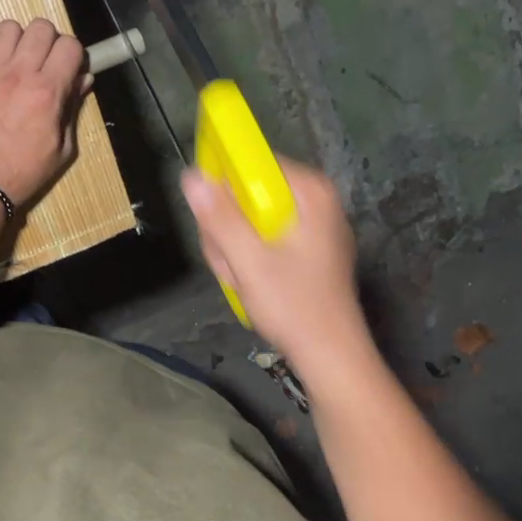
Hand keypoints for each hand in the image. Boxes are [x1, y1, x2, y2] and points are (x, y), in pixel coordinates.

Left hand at [0, 19, 87, 207]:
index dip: (72, 55)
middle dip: (47, 43)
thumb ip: (72, 108)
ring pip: (7, 28)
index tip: (67, 68)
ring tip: (13, 64)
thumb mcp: (62, 148)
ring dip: (16, 43)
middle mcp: (17, 75)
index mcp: (46, 92)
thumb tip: (83, 79)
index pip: (70, 45)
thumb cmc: (24, 171)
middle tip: (41, 64)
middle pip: (40, 27)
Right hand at [181, 159, 373, 372]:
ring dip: (236, 251)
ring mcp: (315, 227)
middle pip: (250, 196)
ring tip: (241, 280)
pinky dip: (251, 260)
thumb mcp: (249, 261)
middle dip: (230, 231)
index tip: (215, 224)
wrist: (330, 354)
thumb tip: (191, 177)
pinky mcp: (311, 251)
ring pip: (253, 221)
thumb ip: (220, 218)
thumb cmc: (293, 305)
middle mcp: (317, 202)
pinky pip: (266, 240)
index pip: (254, 166)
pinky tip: (251, 285)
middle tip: (231, 265)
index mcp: (311, 193)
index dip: (226, 191)